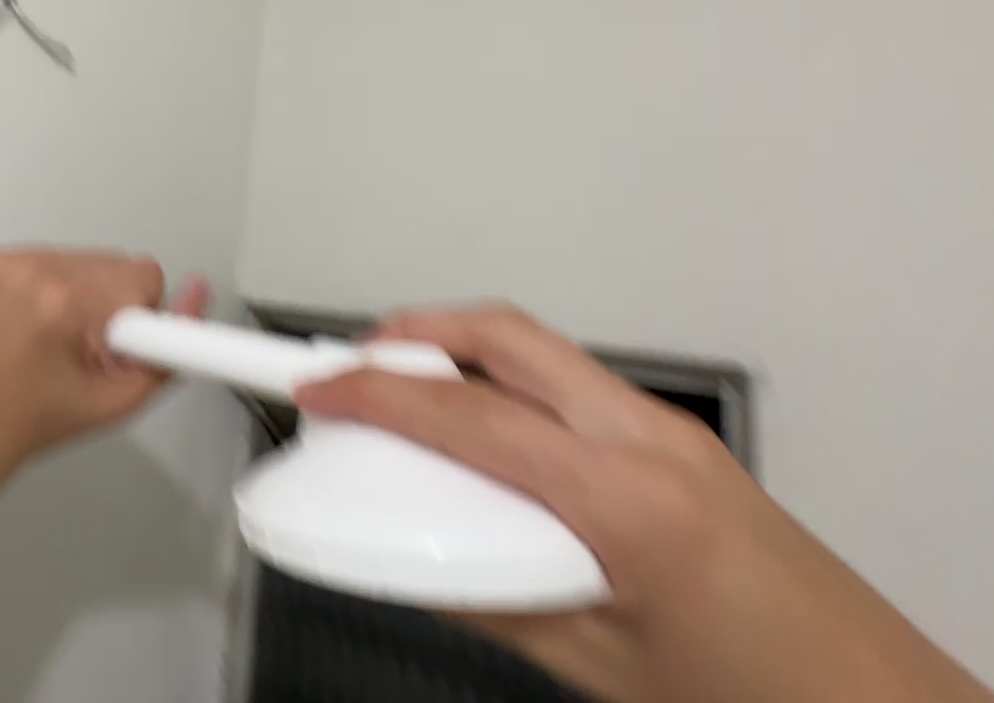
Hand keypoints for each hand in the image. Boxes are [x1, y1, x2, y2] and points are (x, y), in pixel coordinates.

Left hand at [0, 248, 210, 470]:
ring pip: (80, 259)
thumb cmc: (27, 421)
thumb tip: (196, 298)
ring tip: (55, 339)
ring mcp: (2, 263)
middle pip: (112, 264)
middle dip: (112, 305)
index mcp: (61, 302)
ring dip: (81, 294)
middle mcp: (28, 270)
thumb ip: (170, 351)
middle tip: (85, 349)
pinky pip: (44, 258)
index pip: (143, 274)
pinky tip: (32, 325)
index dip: (142, 316)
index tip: (125, 341)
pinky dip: (48, 287)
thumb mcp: (117, 401)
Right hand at [294, 304, 993, 702]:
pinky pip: (565, 383)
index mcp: (627, 498)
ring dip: (459, 349)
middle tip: (356, 364)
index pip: (468, 414)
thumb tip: (405, 554)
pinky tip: (479, 429)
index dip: (376, 391)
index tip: (316, 388)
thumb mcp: (600, 665)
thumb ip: (491, 597)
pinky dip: (500, 380)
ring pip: (537, 348)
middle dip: (417, 328)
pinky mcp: (676, 441)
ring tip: (404, 390)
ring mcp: (668, 430)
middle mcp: (648, 437)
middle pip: (508, 334)